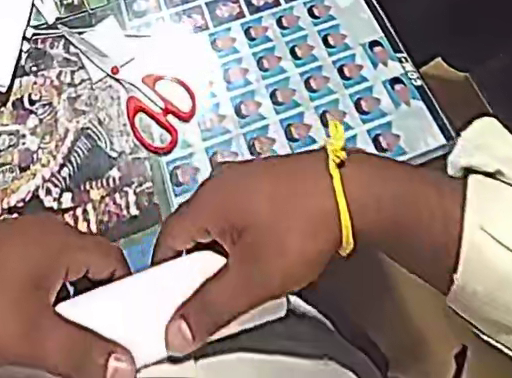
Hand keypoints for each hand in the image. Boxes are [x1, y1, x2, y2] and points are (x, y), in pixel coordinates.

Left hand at [0, 214, 136, 377]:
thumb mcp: (37, 338)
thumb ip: (83, 353)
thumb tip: (117, 362)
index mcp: (59, 238)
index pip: (112, 258)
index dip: (123, 294)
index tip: (126, 325)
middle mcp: (39, 231)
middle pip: (83, 266)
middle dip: (87, 303)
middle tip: (83, 337)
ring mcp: (14, 239)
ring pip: (54, 273)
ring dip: (58, 304)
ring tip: (45, 335)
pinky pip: (28, 275)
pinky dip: (32, 300)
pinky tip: (16, 327)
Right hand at [150, 154, 343, 354]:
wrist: (345, 194)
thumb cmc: (299, 226)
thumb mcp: (253, 279)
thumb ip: (211, 307)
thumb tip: (178, 331)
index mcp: (205, 200)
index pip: (167, 239)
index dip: (166, 274)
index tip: (172, 303)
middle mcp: (218, 183)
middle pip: (192, 231)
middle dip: (198, 266)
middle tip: (212, 297)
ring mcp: (241, 180)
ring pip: (217, 224)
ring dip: (222, 254)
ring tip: (244, 280)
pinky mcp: (263, 183)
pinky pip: (238, 215)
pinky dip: (241, 239)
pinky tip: (263, 257)